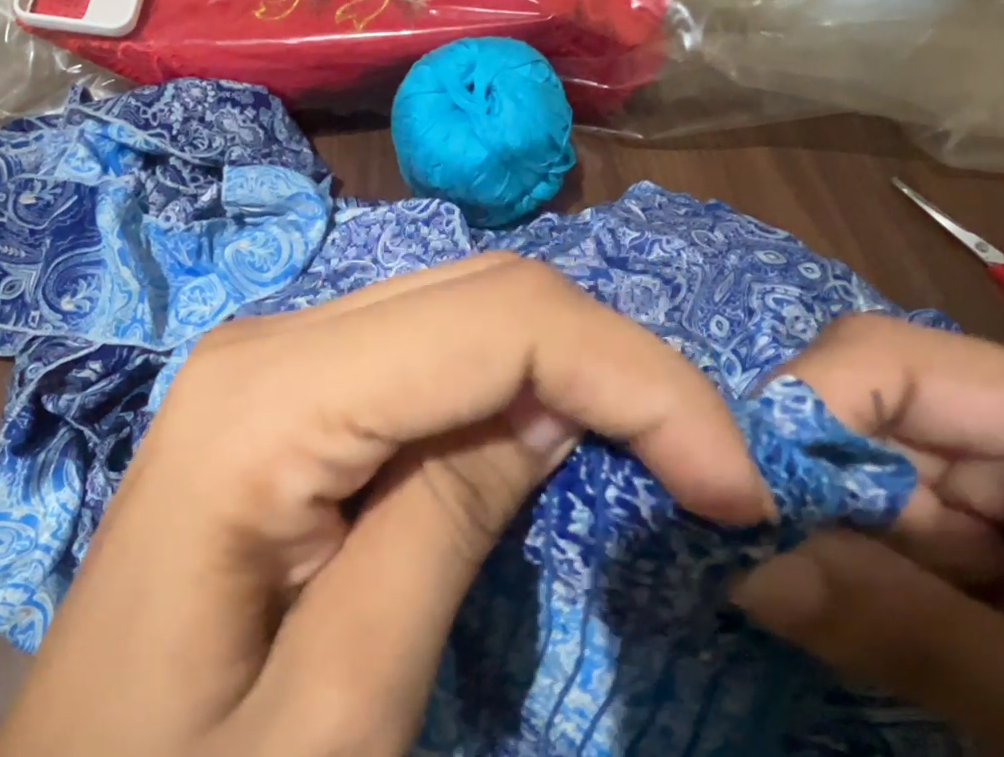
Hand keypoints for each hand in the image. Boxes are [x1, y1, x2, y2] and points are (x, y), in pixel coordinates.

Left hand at [0, 254, 773, 755]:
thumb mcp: (334, 706)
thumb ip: (441, 525)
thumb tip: (558, 407)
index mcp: (269, 397)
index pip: (496, 321)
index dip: (637, 381)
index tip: (736, 491)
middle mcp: (268, 343)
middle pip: (484, 297)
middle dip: (618, 366)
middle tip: (712, 478)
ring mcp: (270, 363)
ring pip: (463, 314)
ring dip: (574, 372)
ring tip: (658, 461)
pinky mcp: (282, 397)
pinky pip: (421, 357)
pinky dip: (511, 387)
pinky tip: (553, 442)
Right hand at [730, 314, 1003, 755]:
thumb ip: (915, 636)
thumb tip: (751, 573)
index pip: (894, 361)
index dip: (801, 410)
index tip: (741, 502)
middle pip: (859, 404)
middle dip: (811, 490)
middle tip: (782, 574)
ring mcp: (1000, 456)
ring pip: (845, 457)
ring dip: (825, 533)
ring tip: (852, 613)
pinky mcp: (969, 499)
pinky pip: (861, 501)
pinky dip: (838, 552)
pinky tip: (863, 603)